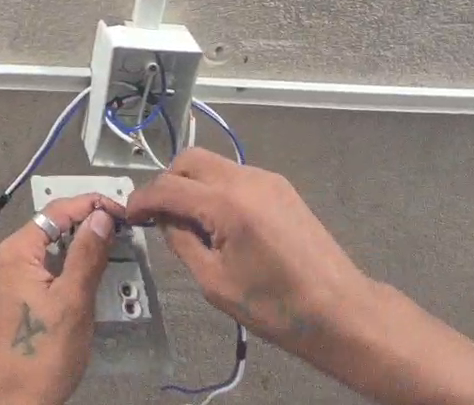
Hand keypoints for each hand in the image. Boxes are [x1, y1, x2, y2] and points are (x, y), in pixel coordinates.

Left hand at [0, 195, 123, 404]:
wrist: (15, 402)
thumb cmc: (44, 351)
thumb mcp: (72, 301)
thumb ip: (86, 255)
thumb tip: (101, 215)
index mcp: (18, 249)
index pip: (57, 211)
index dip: (91, 205)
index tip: (124, 211)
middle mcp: (10, 255)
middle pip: (53, 226)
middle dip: (87, 223)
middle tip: (123, 229)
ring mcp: (11, 276)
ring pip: (51, 247)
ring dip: (81, 245)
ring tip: (114, 246)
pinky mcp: (18, 296)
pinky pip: (47, 267)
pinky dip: (70, 265)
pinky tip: (92, 273)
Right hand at [125, 148, 372, 358]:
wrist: (344, 313)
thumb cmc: (277, 307)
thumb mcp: (215, 282)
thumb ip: (181, 242)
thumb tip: (165, 219)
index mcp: (226, 204)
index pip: (168, 187)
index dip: (142, 199)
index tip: (129, 212)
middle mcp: (244, 179)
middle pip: (188, 160)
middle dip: (166, 181)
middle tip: (158, 212)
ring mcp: (266, 178)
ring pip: (211, 163)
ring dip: (191, 182)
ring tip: (188, 219)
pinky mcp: (280, 186)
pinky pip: (234, 175)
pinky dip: (215, 187)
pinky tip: (219, 220)